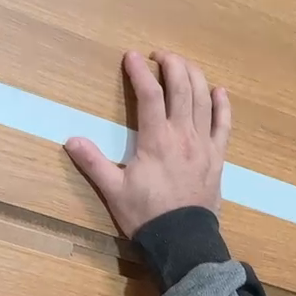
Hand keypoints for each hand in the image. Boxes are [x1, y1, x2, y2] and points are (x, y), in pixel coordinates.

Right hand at [66, 51, 230, 238]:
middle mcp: (183, 135)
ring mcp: (204, 144)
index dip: (140, 72)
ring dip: (195, 76)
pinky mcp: (217, 157)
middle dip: (171, 65)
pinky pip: (224, 124)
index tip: (131, 56)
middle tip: (159, 55)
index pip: (150, 95)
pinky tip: (219, 91)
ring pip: (204, 100)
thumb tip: (71, 140)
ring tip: (183, 64)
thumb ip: (93, 163)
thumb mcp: (113, 190)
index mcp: (156, 140)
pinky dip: (222, 105)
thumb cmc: (145, 215)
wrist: (181, 240)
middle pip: (182, 88)